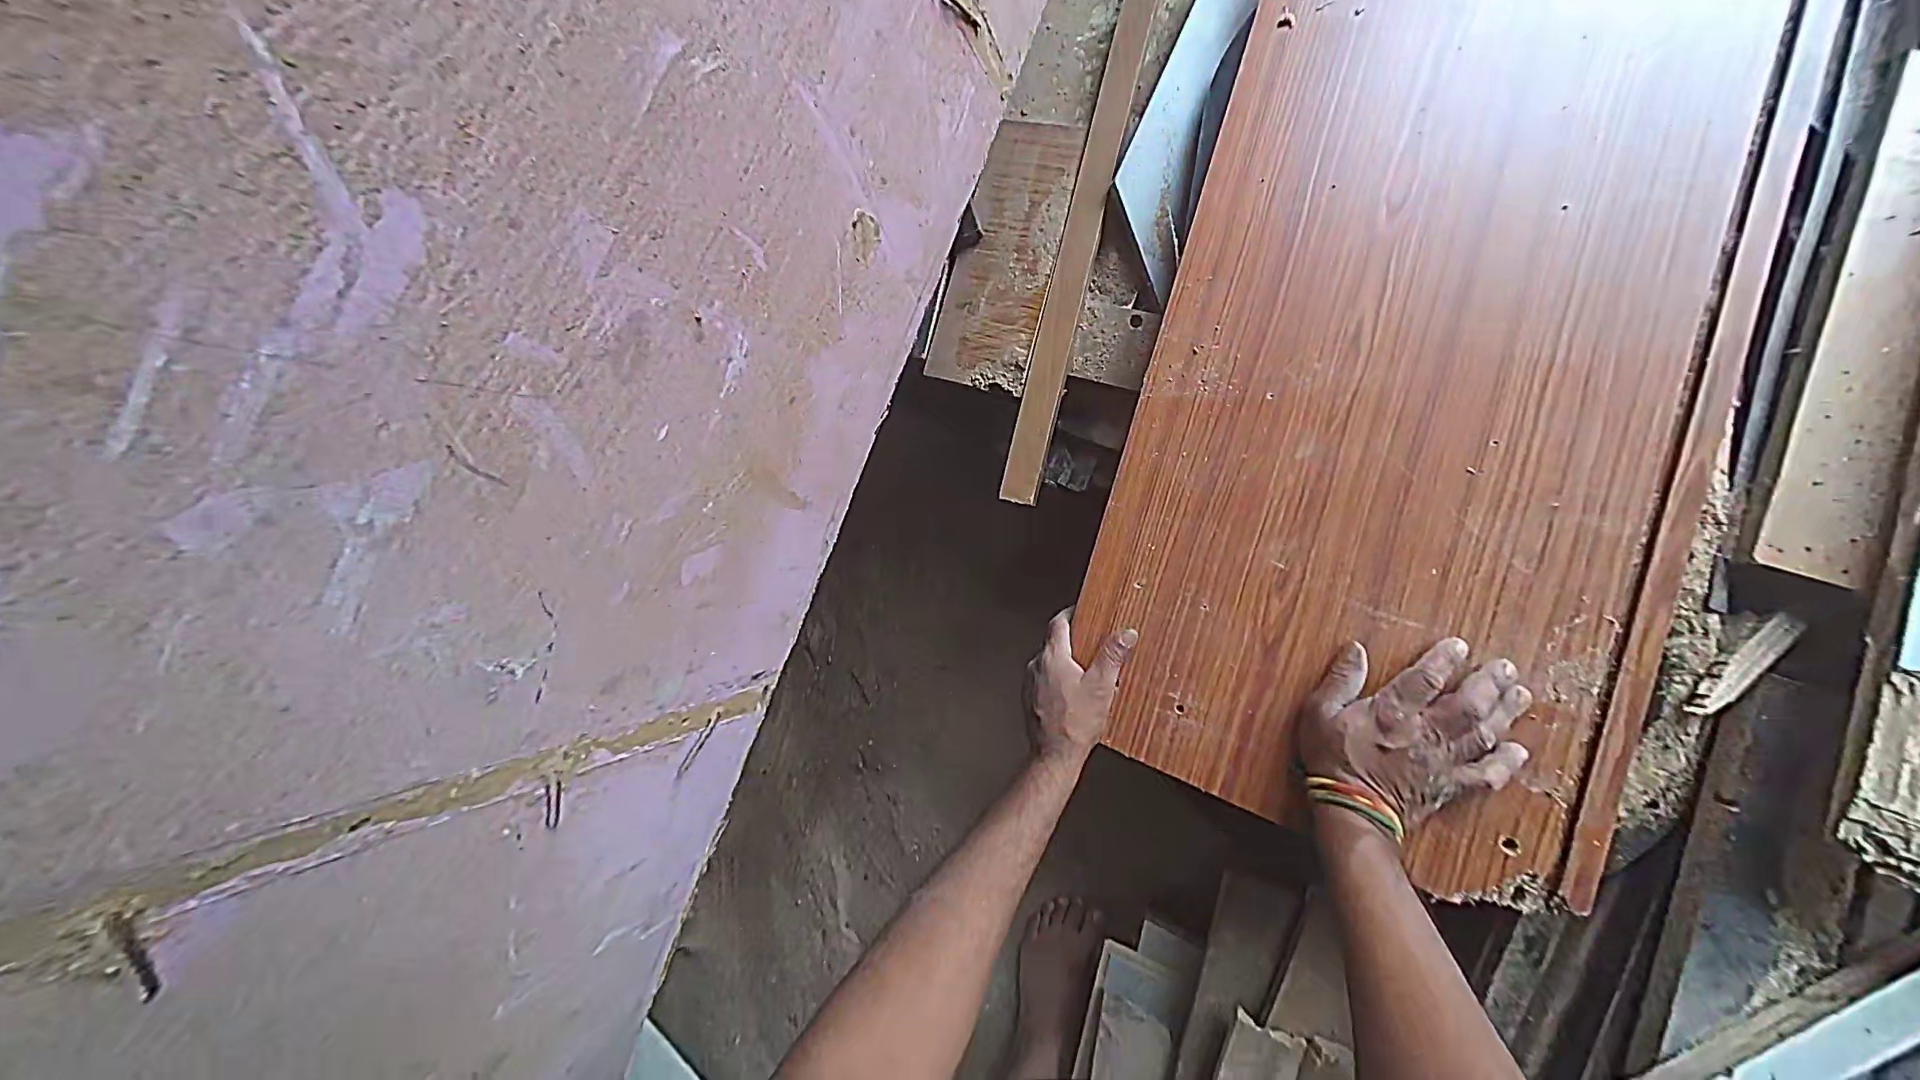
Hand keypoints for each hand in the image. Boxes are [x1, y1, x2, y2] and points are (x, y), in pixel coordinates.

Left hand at [1025, 609, 1137, 766]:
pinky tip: (1073, 691)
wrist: (1054, 756)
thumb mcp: (1102, 686)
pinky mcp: (1030, 698)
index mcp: (1052, 658)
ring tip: (1085, 670)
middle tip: (1090, 641)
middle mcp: (1037, 666)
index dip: (1071, 614)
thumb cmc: (1074, 725)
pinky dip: (1057, 678)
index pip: (1058, 623)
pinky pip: (1044, 679)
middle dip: (1072, 639)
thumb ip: (1112, 656)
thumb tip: (1124, 634)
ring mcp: (1030, 683)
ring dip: (1065, 661)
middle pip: (1053, 642)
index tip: (1081, 611)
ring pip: (1048, 661)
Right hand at [1298, 637, 1530, 828]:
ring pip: (1483, 733)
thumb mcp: (1320, 712)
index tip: (1460, 646)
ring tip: (1520, 695)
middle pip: (1468, 704)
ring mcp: (1442, 761)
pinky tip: (1518, 750)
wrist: (1350, 810)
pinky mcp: (1450, 786)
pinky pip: (1487, 774)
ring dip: (1505, 713)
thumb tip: (1355, 650)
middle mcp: (1425, 734)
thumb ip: (1340, 680)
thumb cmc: (1332, 759)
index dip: (1445, 659)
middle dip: (1489, 684)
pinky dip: (1507, 763)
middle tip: (1505, 668)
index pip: (1425, 679)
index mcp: (1392, 713)